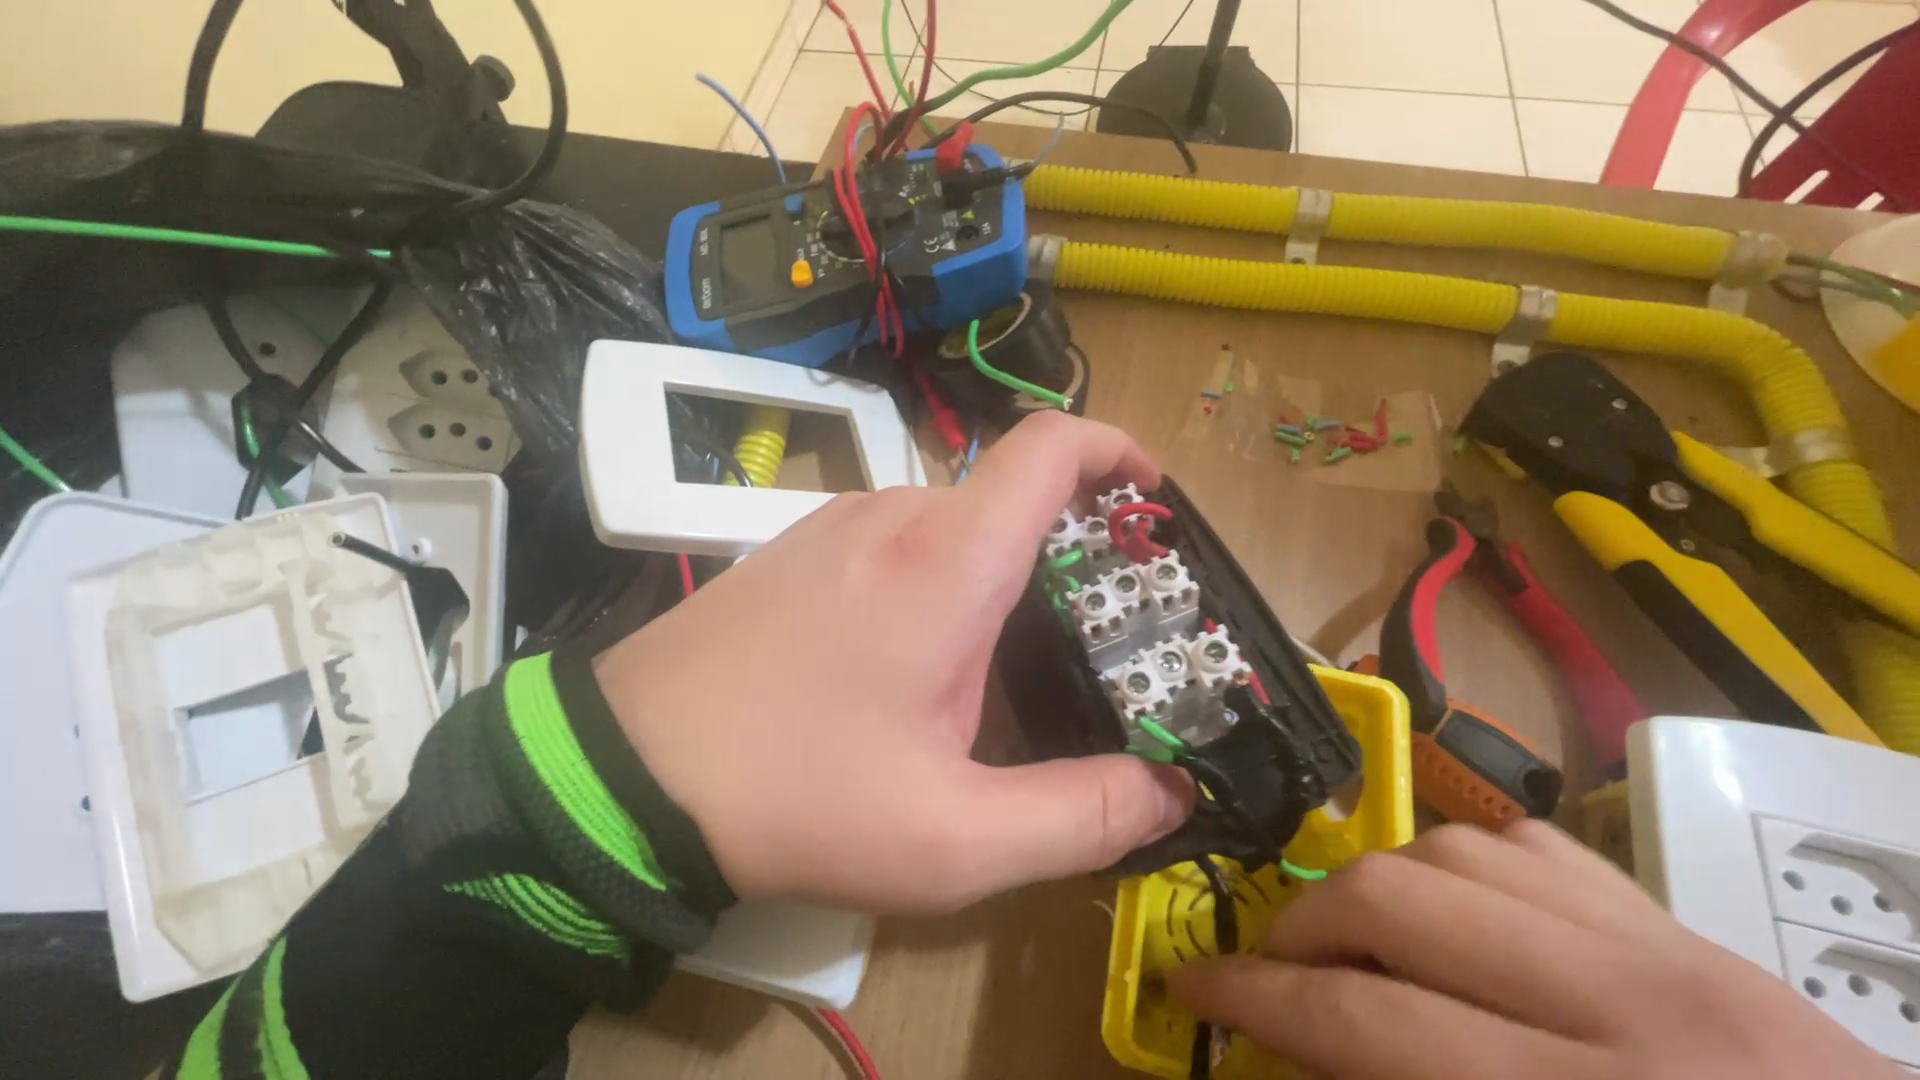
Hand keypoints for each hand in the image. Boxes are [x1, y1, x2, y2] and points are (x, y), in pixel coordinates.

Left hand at [593, 412, 1193, 913]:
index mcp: (946, 562)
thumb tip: (1171, 792)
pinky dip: (940, 578)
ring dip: (1000, 573)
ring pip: (954, 523)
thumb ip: (1081, 816)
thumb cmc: (796, 798)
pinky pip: (897, 541)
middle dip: (1069, 550)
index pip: (1050, 448)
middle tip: (1097, 635)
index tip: (1152, 498)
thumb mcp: (954, 839)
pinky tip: (917, 662)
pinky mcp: (795, 550)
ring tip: (1007, 666)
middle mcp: (892, 516)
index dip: (1116, 450)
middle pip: (1010, 498)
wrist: (626, 775)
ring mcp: (834, 525)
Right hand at [1170, 820, 1899, 1079]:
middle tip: (1276, 971)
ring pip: (1455, 849)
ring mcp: (1674, 952)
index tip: (1193, 986)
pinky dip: (1460, 866)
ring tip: (1359, 940)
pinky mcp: (1690, 929)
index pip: (1364, 1016)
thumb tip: (1300, 1056)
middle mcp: (1635, 1011)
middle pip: (1396, 898)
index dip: (1254, 996)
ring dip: (1375, 887)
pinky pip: (1531, 846)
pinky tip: (1450, 913)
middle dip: (1302, 928)